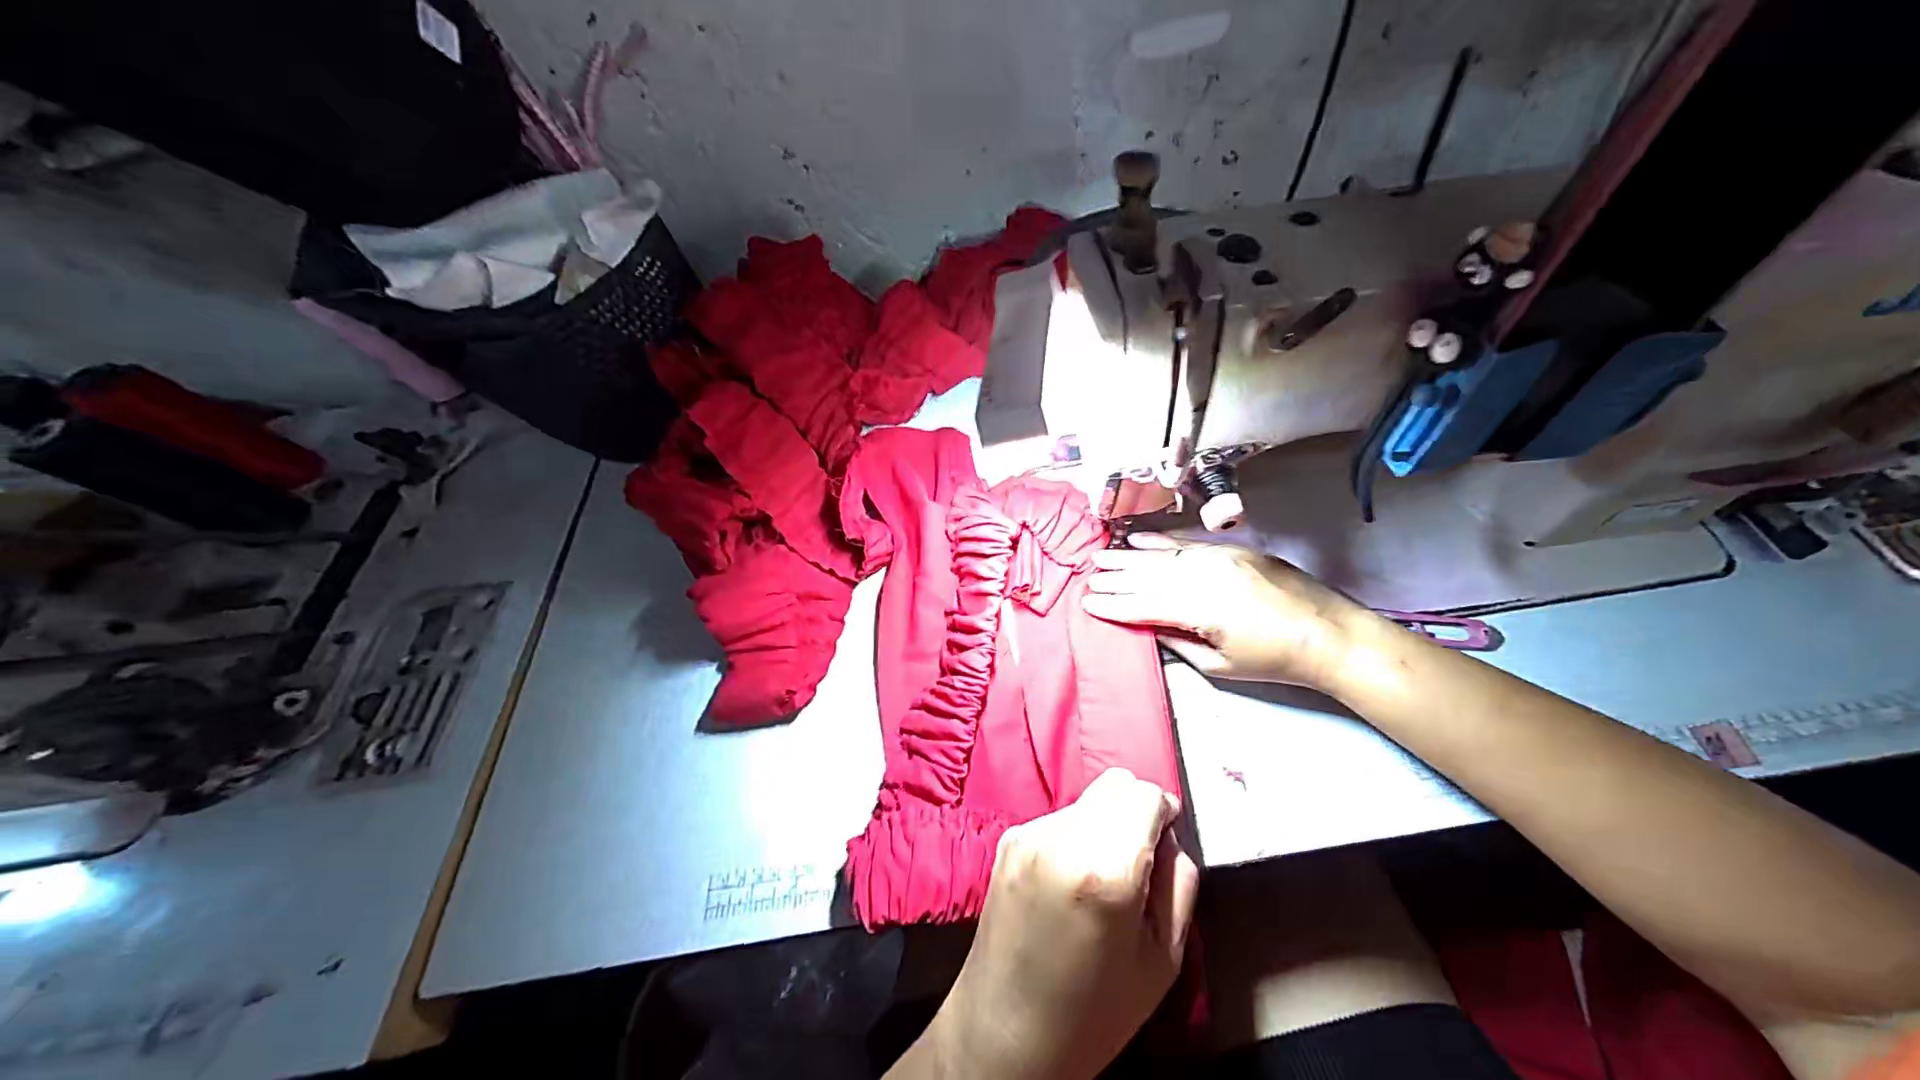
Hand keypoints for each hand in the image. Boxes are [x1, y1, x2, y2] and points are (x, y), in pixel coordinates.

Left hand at [902, 768, 1199, 1079]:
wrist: (1003, 1032)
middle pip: (1115, 784)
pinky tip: (1073, 882)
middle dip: (1137, 812)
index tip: (1167, 842)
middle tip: (1141, 861)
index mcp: (1105, 870)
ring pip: (1087, 800)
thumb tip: (1169, 836)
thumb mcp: (1162, 960)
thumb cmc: (1093, 1012)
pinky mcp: (1008, 841)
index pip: (1144, 794)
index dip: (1165, 812)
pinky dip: (1078, 835)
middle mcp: (1061, 838)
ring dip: (1106, 823)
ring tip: (1103, 878)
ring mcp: (1028, 835)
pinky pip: (1061, 818)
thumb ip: (1178, 884)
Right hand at [1081, 533, 1371, 688]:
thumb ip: (1176, 640)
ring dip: (1129, 557)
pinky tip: (1138, 539)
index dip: (1113, 604)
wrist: (1329, 634)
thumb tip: (1146, 625)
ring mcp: (1218, 557)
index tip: (1088, 603)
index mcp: (1198, 606)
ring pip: (1162, 555)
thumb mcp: (1218, 663)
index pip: (1142, 603)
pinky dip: (1160, 541)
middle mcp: (1204, 575)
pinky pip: (1187, 543)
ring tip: (1102, 556)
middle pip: (1147, 575)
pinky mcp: (1232, 550)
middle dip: (1115, 577)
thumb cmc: (1273, 660)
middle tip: (1088, 577)